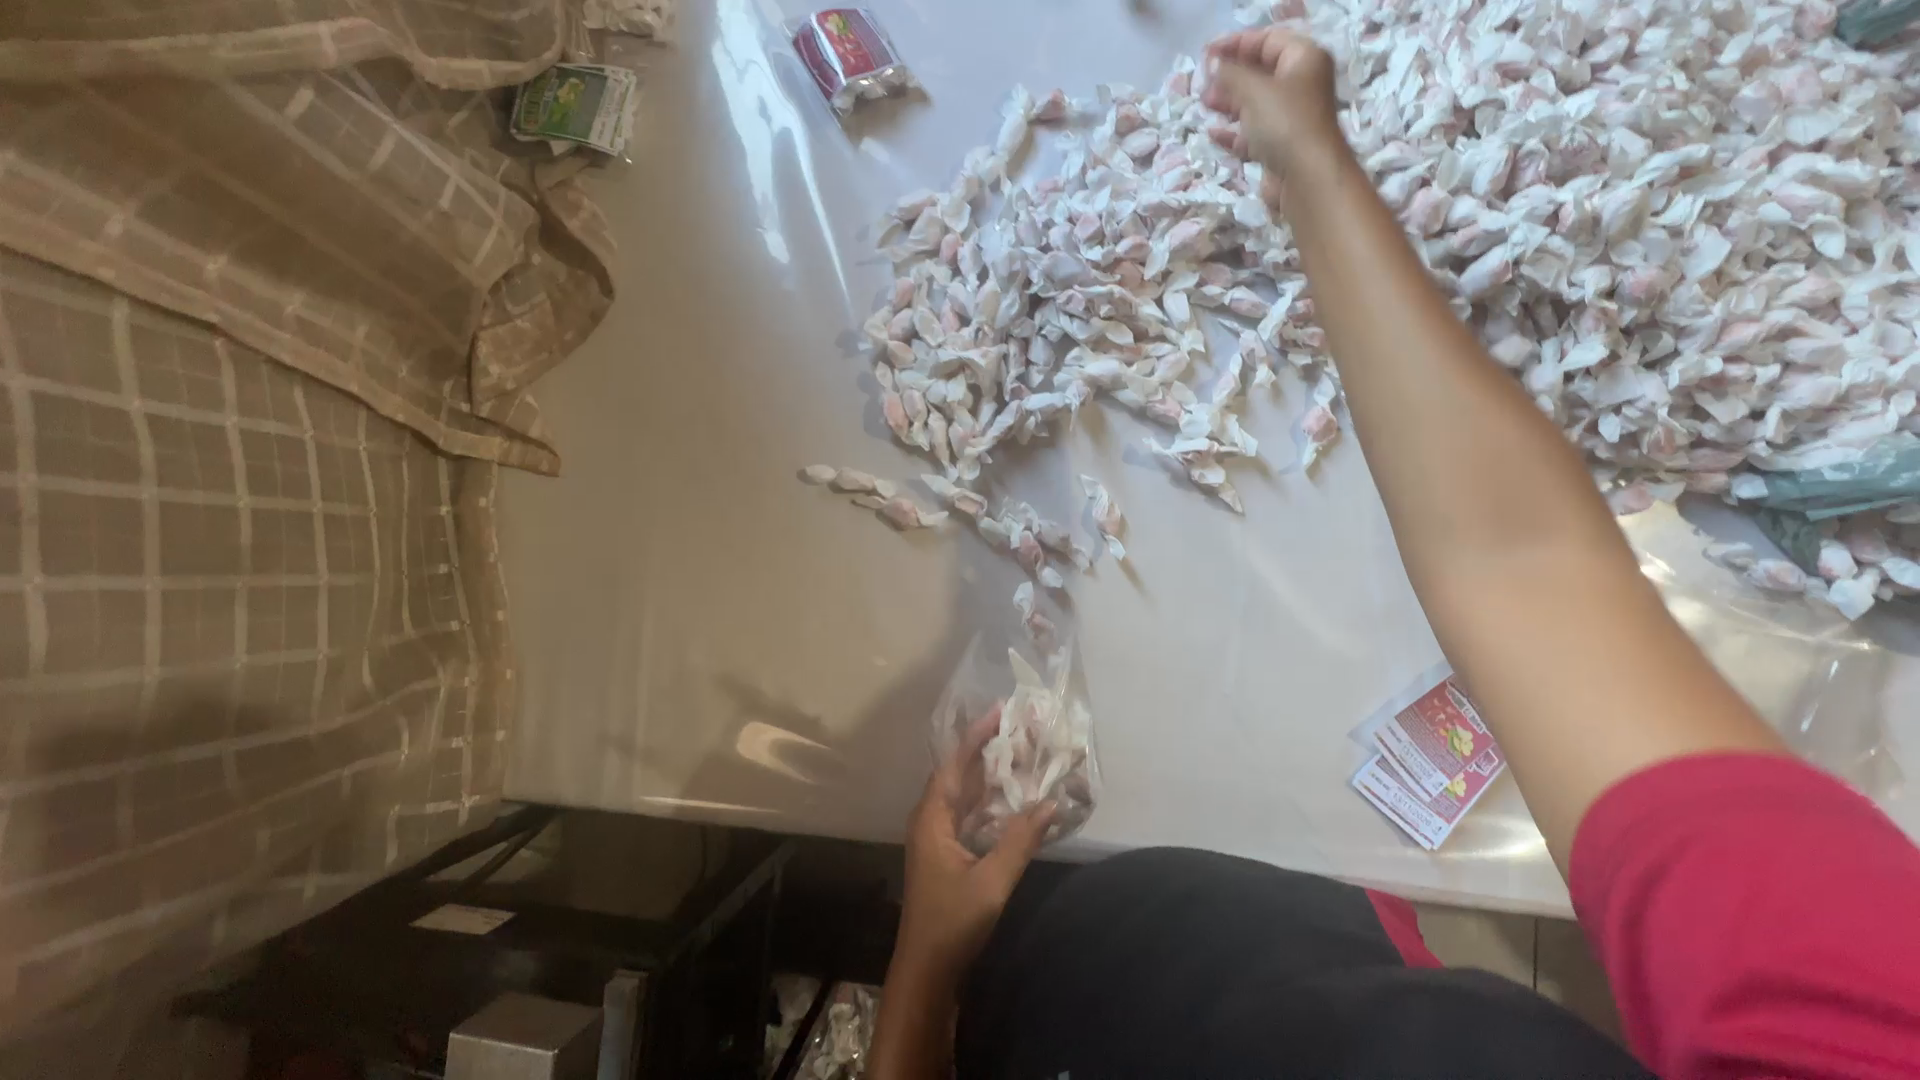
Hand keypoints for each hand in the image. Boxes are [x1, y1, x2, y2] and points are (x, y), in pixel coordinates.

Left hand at [893, 709, 1054, 981]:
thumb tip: (1050, 802)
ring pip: (966, 797)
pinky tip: (1014, 801)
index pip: (954, 764)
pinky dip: (991, 804)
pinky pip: (971, 817)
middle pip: (960, 775)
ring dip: (991, 778)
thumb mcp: (991, 881)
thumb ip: (1020, 840)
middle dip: (989, 752)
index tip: (1000, 712)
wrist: (926, 971)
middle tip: (1022, 731)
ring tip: (1023, 756)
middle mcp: (932, 821)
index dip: (976, 737)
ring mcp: (939, 840)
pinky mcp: (948, 857)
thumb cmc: (952, 923)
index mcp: (932, 818)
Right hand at [1202, 27, 1344, 204]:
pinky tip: (1213, 133)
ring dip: (1229, 103)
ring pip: (1255, 104)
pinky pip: (1252, 134)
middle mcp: (1300, 86)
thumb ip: (1230, 73)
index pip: (1268, 40)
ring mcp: (1290, 119)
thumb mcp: (1253, 89)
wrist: (1306, 177)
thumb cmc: (1284, 123)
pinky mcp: (1280, 147)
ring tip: (1204, 103)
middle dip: (1231, 75)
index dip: (1236, 44)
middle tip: (1203, 80)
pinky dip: (1233, 132)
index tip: (1207, 53)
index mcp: (1303, 60)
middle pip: (1261, 73)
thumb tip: (1212, 64)